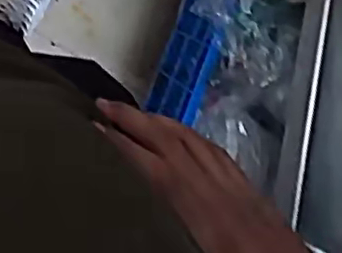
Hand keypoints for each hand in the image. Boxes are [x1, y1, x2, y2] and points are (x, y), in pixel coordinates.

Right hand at [96, 99, 304, 252]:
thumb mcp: (192, 251)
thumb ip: (162, 228)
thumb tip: (128, 217)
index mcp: (192, 206)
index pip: (144, 162)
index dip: (115, 142)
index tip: (91, 126)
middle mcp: (210, 186)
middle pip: (164, 137)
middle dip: (131, 117)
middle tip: (103, 104)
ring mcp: (233, 183)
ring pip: (189, 137)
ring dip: (157, 119)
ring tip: (134, 112)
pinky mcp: (250, 189)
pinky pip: (214, 149)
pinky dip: (190, 135)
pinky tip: (181, 134)